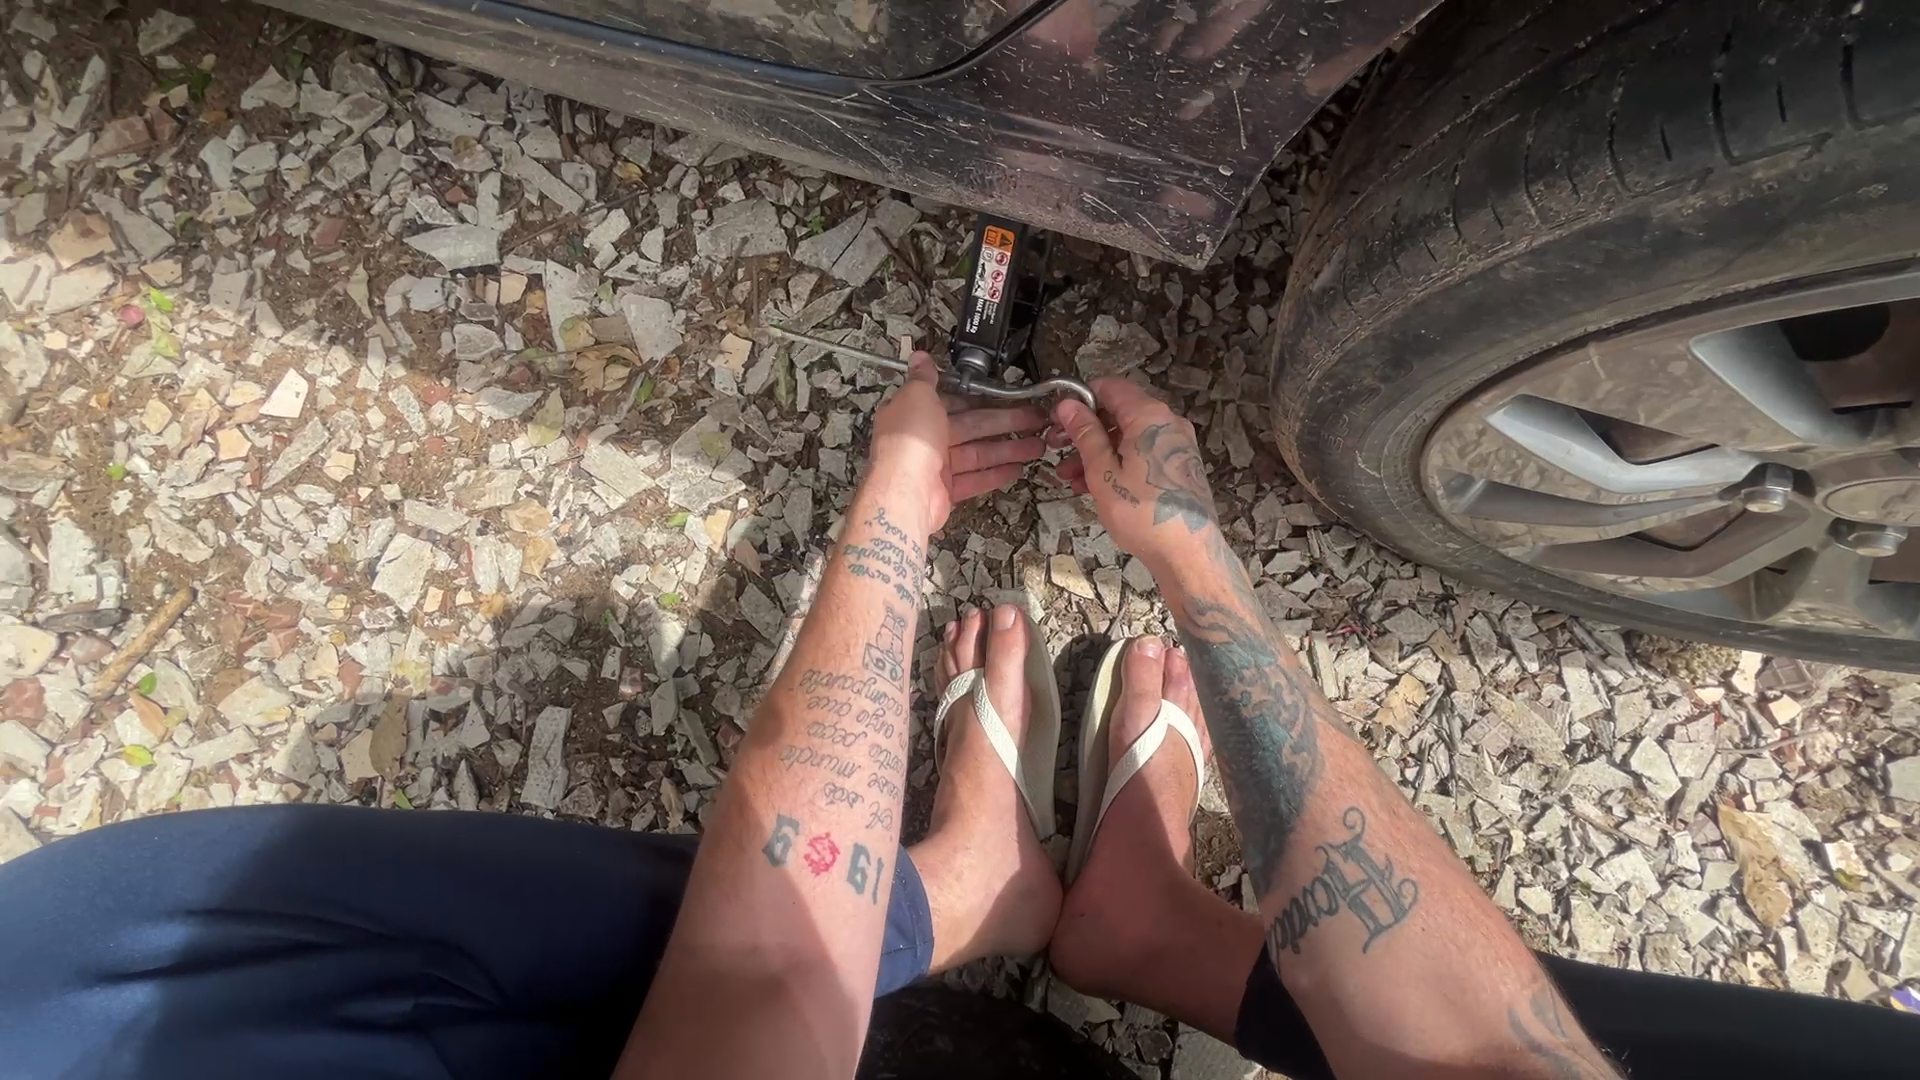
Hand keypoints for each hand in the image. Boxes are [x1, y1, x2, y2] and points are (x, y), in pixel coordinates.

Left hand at [869, 353, 1049, 530]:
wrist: (904, 492)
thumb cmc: (906, 443)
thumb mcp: (916, 396)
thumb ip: (923, 378)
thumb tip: (920, 358)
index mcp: (917, 414)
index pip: (956, 402)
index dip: (983, 399)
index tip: (1006, 398)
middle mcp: (924, 440)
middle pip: (973, 427)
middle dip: (1006, 423)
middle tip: (1033, 420)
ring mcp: (935, 467)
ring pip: (979, 454)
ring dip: (1008, 449)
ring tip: (1035, 445)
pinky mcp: (946, 491)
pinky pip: (975, 480)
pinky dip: (996, 474)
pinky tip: (1015, 468)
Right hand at [1051, 378, 1219, 569]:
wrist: (1186, 552)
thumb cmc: (1143, 513)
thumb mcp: (1103, 472)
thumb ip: (1086, 434)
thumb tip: (1069, 406)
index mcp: (1149, 416)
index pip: (1111, 388)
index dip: (1082, 399)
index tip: (1060, 418)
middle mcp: (1168, 424)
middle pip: (1119, 414)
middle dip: (1085, 431)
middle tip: (1057, 448)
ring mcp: (1176, 446)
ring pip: (1128, 438)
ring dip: (1097, 452)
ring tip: (1069, 476)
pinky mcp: (1178, 467)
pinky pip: (1142, 455)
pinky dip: (1117, 464)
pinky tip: (1093, 486)